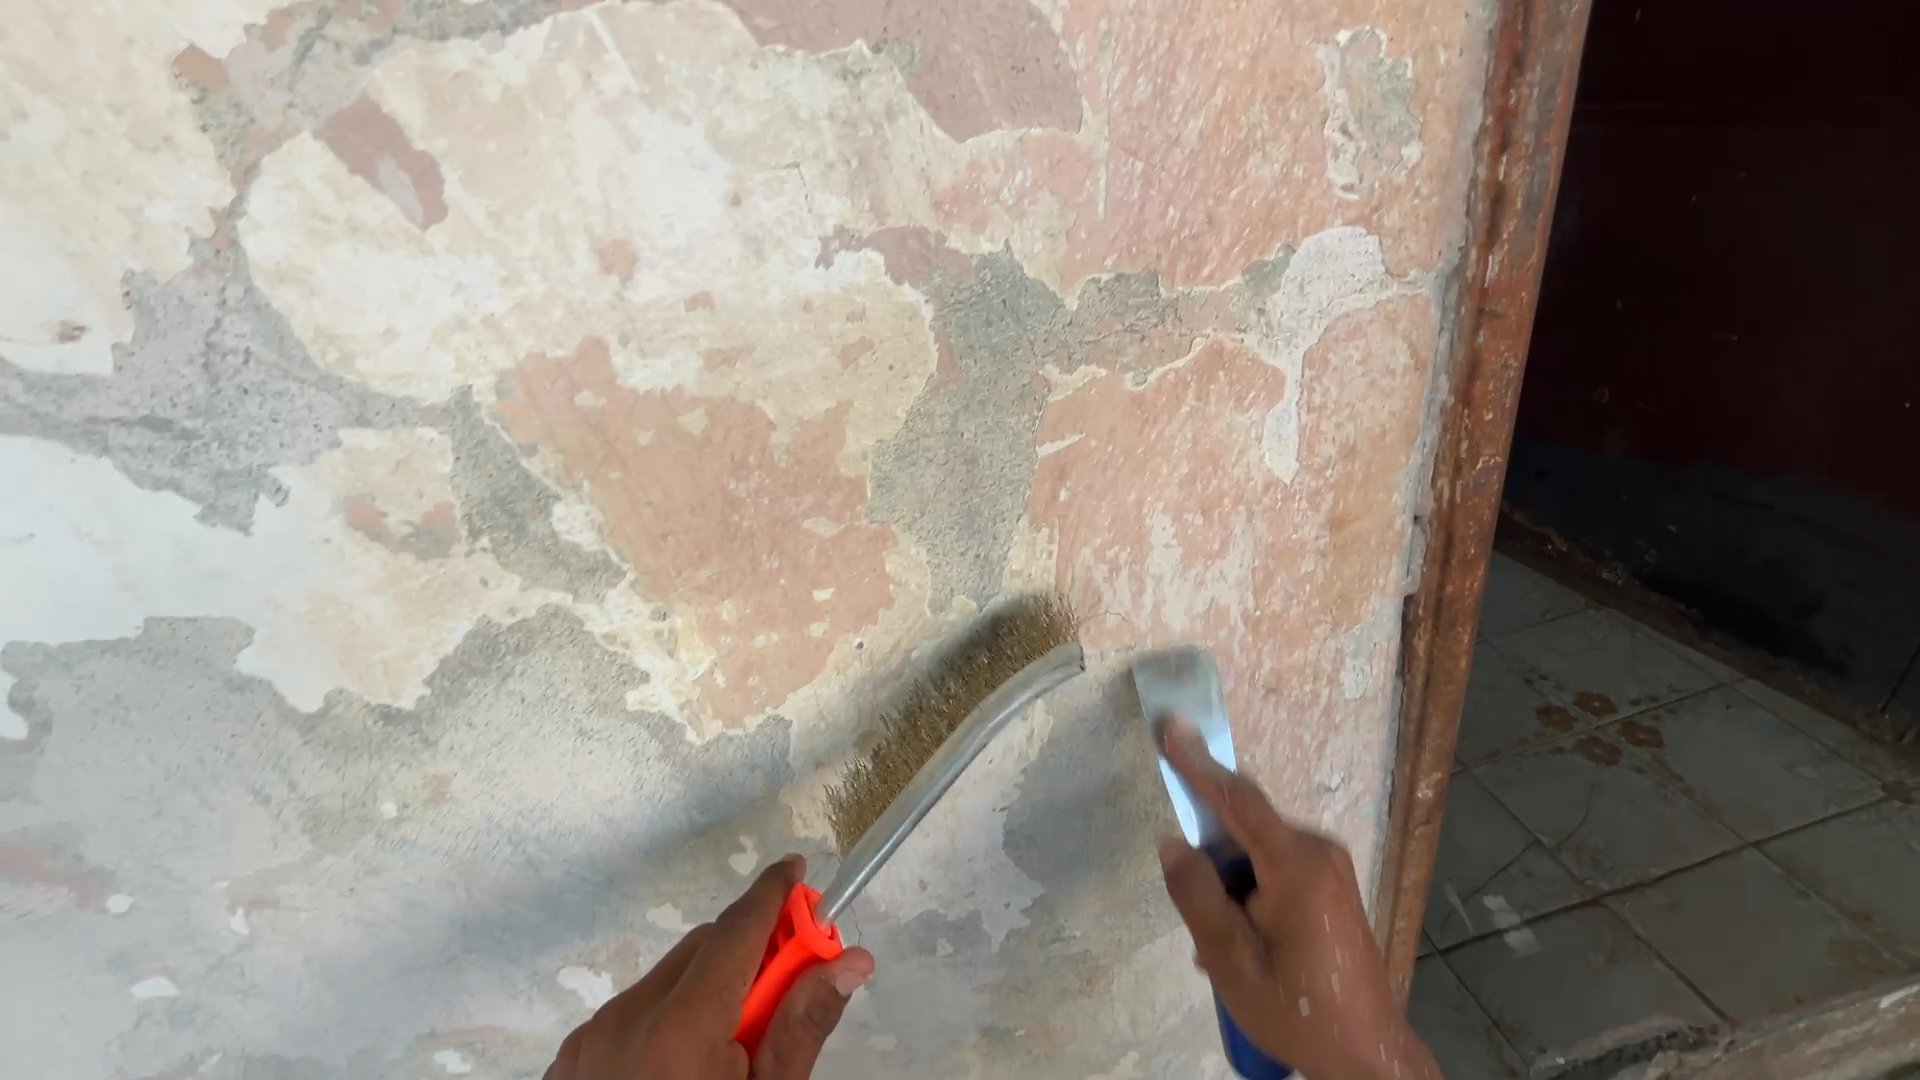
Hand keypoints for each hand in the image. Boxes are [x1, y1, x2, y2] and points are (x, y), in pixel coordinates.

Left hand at [544, 854, 875, 1079]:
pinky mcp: (564, 1065)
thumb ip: (804, 1026)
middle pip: (704, 948)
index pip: (737, 931)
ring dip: (709, 983)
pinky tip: (680, 1066)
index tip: (797, 868)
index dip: (772, 892)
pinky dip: (668, 1012)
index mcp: (679, 1030)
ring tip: (730, 1044)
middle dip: (750, 947)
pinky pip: (632, 1010)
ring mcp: (586, 1043)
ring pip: (666, 977)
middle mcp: (624, 1020)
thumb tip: (853, 959)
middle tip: (787, 978)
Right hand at [1156, 721, 1438, 1079]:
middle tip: (1204, 924)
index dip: (1200, 763)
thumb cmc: (1298, 1010)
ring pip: (1253, 853)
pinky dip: (1247, 894)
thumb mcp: (1231, 961)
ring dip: (1228, 886)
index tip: (1171, 726)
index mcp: (1297, 865)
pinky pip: (1271, 868)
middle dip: (1211, 862)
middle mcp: (1318, 853)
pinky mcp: (1329, 884)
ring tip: (1225, 948)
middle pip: (1242, 829)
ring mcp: (1328, 868)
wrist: (1369, 1060)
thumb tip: (1173, 843)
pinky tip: (1246, 942)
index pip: (1238, 800)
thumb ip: (1196, 896)